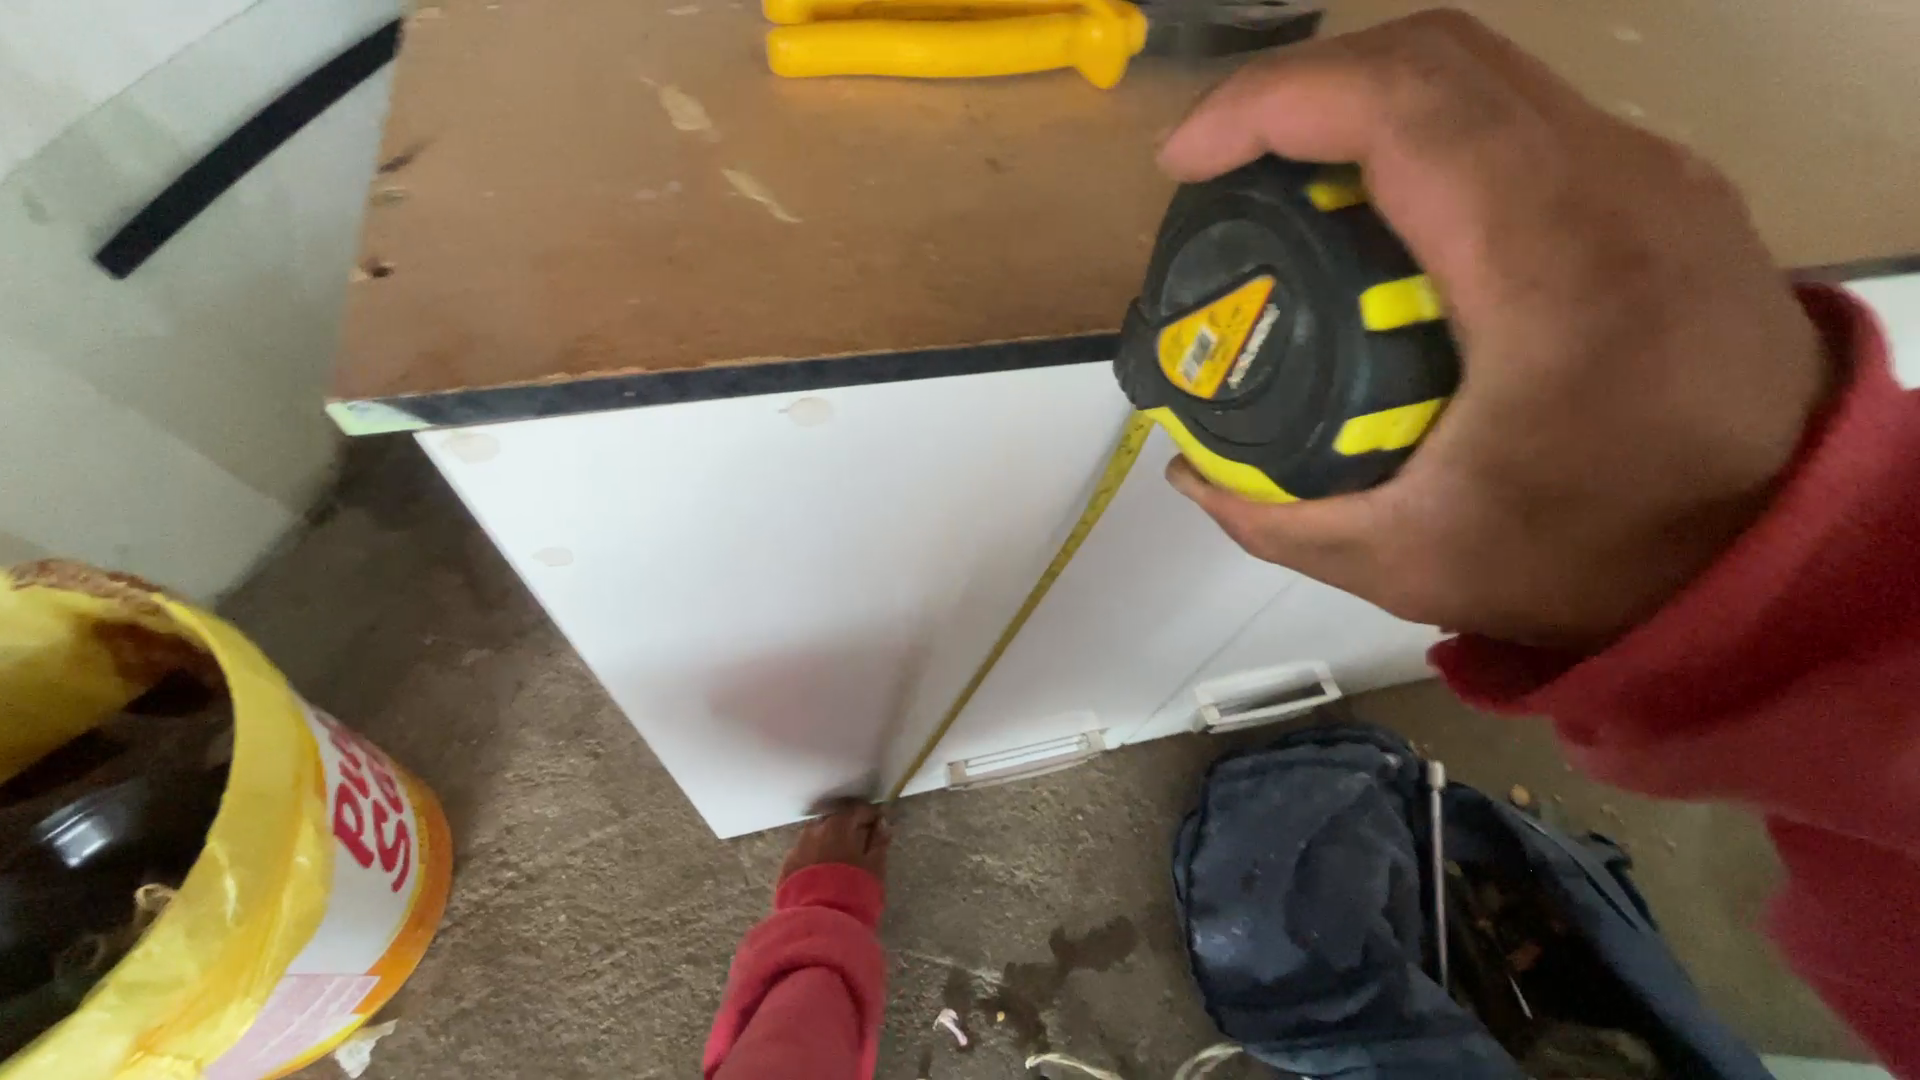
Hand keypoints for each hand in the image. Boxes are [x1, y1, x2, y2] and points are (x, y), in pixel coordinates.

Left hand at [779, 801, 890, 883]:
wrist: (818, 920)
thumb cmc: (853, 889)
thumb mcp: (875, 866)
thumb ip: (879, 842)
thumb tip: (882, 825)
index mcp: (839, 825)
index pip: (857, 810)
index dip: (870, 816)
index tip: (879, 825)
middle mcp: (815, 830)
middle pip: (835, 822)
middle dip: (848, 828)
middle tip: (860, 843)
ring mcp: (797, 847)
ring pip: (817, 837)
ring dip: (829, 842)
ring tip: (840, 860)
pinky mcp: (786, 867)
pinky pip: (805, 854)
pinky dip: (815, 857)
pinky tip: (823, 873)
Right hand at [1157, 11, 1831, 649]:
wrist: (1765, 550)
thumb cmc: (1585, 558)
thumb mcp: (1400, 560)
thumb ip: (1272, 518)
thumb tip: (1189, 469)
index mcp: (1549, 270)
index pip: (1399, 109)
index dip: (1268, 106)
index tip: (1184, 164)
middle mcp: (1611, 184)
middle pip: (1430, 58)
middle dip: (1293, 96)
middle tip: (1215, 173)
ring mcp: (1643, 172)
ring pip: (1472, 73)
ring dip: (1350, 107)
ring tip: (1271, 185)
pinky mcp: (1648, 186)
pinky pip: (1507, 113)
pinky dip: (1408, 133)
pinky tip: (1359, 210)